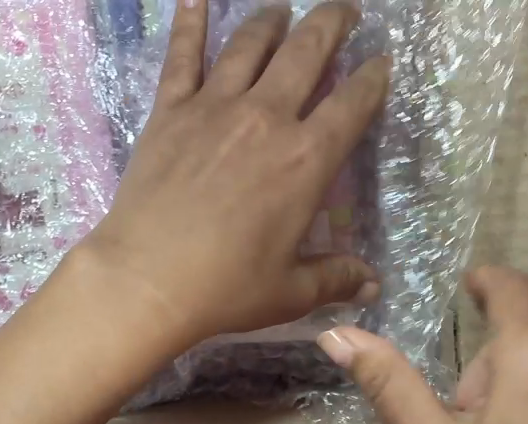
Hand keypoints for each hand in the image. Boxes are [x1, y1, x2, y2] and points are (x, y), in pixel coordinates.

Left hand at [78, 1, 388, 351]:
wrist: (147, 281)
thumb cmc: (225, 290)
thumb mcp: (289, 292)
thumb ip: (334, 280)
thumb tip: (373, 287)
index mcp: (306, 161)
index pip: (352, 104)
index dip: (372, 79)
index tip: (381, 64)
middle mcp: (266, 118)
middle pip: (307, 51)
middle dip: (332, 24)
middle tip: (344, 12)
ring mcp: (214, 108)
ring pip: (250, 43)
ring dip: (272, 20)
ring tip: (282, 10)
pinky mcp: (169, 111)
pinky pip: (182, 56)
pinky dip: (190, 22)